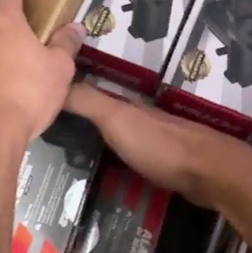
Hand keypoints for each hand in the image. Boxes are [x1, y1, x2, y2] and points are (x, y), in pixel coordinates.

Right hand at [64, 83, 251, 207]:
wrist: (210, 173)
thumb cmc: (160, 144)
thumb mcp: (117, 119)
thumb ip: (88, 101)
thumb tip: (53, 79)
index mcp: (127, 103)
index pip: (92, 89)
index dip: (69, 88)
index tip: (42, 92)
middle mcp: (141, 116)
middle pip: (106, 111)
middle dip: (82, 114)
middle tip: (52, 125)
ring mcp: (155, 139)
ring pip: (121, 133)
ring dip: (101, 136)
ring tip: (73, 148)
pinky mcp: (166, 163)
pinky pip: (134, 155)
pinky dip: (118, 157)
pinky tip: (108, 168)